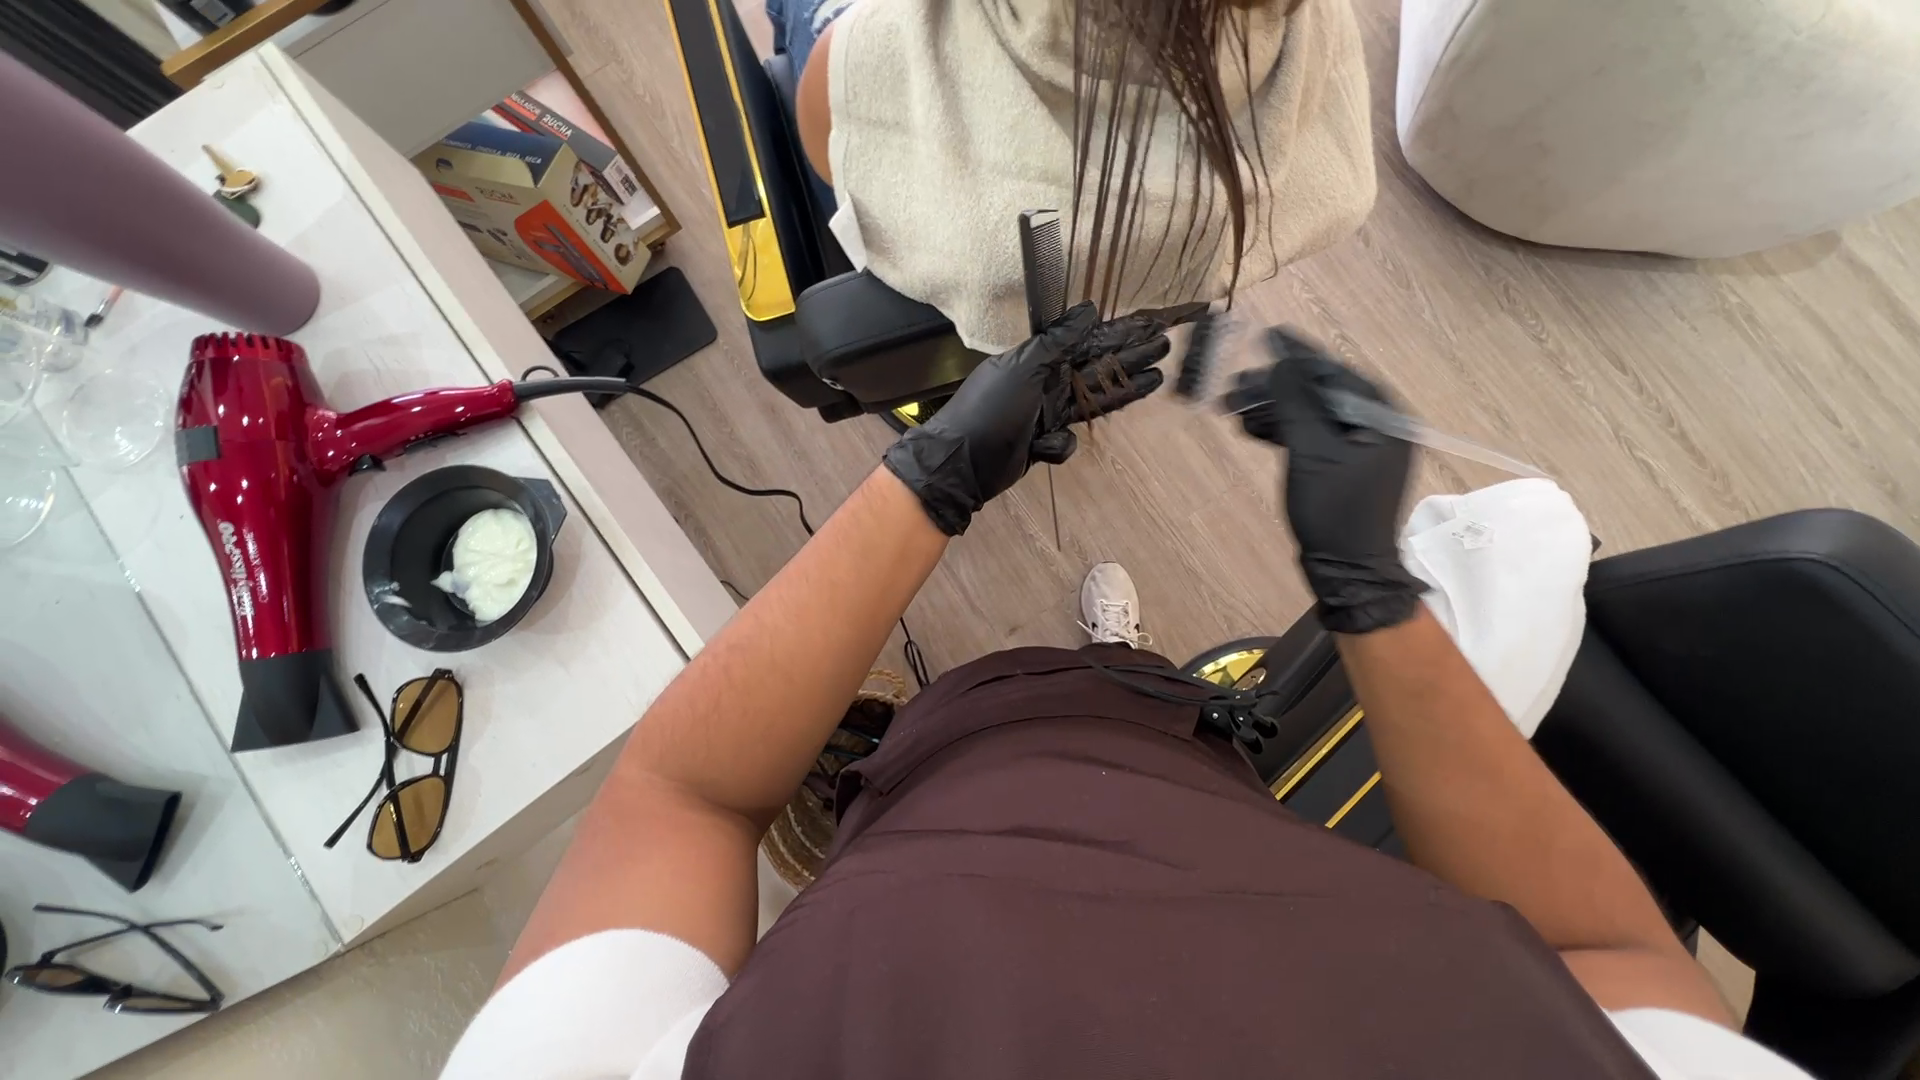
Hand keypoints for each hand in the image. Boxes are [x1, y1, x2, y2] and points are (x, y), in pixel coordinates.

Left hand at [883, 300, 1196, 534]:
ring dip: (1121, 392)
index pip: (1088, 342)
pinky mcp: (1043, 444)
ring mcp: (1045, 415)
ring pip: (1091, 402)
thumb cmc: (988, 411)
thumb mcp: (1022, 368)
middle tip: (1163, 346)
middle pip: (1097, 369)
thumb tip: (1088, 309)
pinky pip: (1065, 442)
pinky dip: (1057, 446)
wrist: (962, 464)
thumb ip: (1057, 341)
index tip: (1148, 326)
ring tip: (1155, 379)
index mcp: (1040, 361)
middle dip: (1129, 359)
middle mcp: (1046, 384)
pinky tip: (1044, 446)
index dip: (1119, 335)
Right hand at [1229, 329, 1425, 632]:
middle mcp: (1377, 427)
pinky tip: (1253, 430)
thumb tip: (1280, 362)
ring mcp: (1361, 449)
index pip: (1335, 373)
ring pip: (1311, 415)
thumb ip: (1297, 402)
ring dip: (1274, 410)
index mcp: (1382, 418)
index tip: (1267, 335)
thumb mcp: (1311, 452)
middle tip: (1235, 386)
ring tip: (1235, 409)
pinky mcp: (1342, 467)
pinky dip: (1283, 431)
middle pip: (1320, 393)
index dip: (1297, 355)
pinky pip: (1311, 436)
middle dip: (1276, 388)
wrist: (1348, 570)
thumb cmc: (1334, 510)